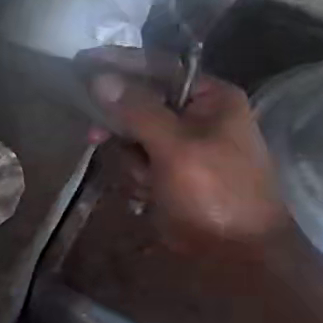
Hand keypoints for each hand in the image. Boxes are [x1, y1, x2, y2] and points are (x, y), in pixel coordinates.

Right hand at [78, 47, 288, 247]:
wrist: (241, 259)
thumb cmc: (215, 195)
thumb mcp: (175, 148)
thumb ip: (137, 110)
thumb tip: (99, 77)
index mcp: (212, 99)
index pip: (160, 67)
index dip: (120, 63)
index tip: (82, 62)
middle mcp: (200, 117)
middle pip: (143, 102)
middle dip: (123, 124)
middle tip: (94, 134)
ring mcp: (187, 149)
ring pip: (136, 136)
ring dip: (131, 158)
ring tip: (144, 184)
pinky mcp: (174, 176)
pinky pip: (141, 163)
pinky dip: (137, 176)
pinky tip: (147, 196)